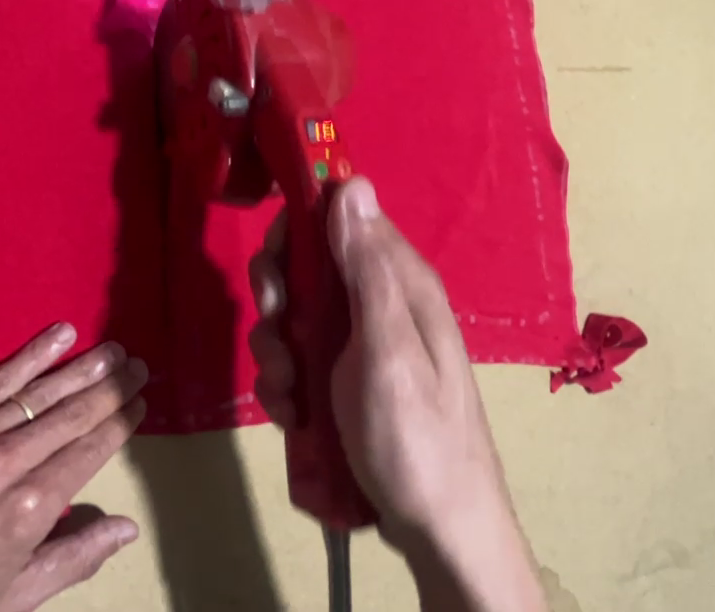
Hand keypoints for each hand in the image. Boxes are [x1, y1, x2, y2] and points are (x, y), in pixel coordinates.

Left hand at [0, 323, 147, 611]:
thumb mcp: (8, 600)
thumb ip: (70, 559)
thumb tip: (125, 529)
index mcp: (28, 512)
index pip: (89, 452)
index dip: (120, 424)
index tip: (141, 402)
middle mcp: (5, 465)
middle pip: (71, 416)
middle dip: (111, 389)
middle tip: (138, 367)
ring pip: (39, 393)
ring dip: (81, 369)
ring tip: (113, 351)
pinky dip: (30, 356)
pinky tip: (57, 336)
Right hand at [247, 178, 544, 611]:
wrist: (438, 533)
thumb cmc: (416, 438)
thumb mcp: (386, 349)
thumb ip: (366, 267)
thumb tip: (351, 182)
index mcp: (397, 280)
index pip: (334, 217)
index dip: (296, 233)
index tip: (279, 274)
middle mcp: (377, 300)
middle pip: (304, 265)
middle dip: (277, 299)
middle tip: (281, 336)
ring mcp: (358, 342)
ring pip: (292, 314)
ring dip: (276, 351)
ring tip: (292, 395)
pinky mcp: (342, 377)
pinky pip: (295, 359)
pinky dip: (284, 383)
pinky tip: (295, 416)